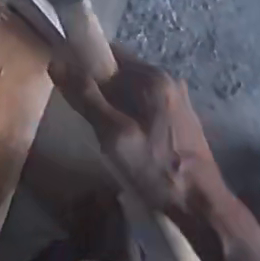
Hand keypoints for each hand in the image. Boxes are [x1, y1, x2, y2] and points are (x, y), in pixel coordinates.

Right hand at [50, 47, 226, 221]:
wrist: (202, 207)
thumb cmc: (156, 170)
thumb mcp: (114, 135)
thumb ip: (86, 98)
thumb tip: (57, 63)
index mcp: (153, 77)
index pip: (110, 53)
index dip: (85, 64)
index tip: (70, 86)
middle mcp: (169, 80)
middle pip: (122, 71)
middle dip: (100, 88)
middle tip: (87, 117)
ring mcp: (178, 99)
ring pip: (133, 90)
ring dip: (114, 104)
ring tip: (105, 133)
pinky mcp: (181, 117)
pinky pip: (145, 104)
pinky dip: (130, 114)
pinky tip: (126, 140)